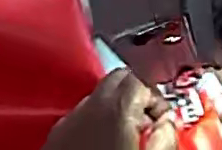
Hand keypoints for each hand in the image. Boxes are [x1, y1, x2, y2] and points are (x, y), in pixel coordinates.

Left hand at [44, 69, 175, 149]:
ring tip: (128, 142)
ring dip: (116, 110)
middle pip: (118, 81)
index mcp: (116, 109)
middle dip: (137, 96)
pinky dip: (96, 125)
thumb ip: (164, 139)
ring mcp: (69, 121)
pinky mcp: (55, 139)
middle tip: (150, 125)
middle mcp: (89, 107)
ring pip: (98, 97)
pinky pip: (80, 118)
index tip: (165, 120)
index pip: (141, 79)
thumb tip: (167, 124)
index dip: (158, 97)